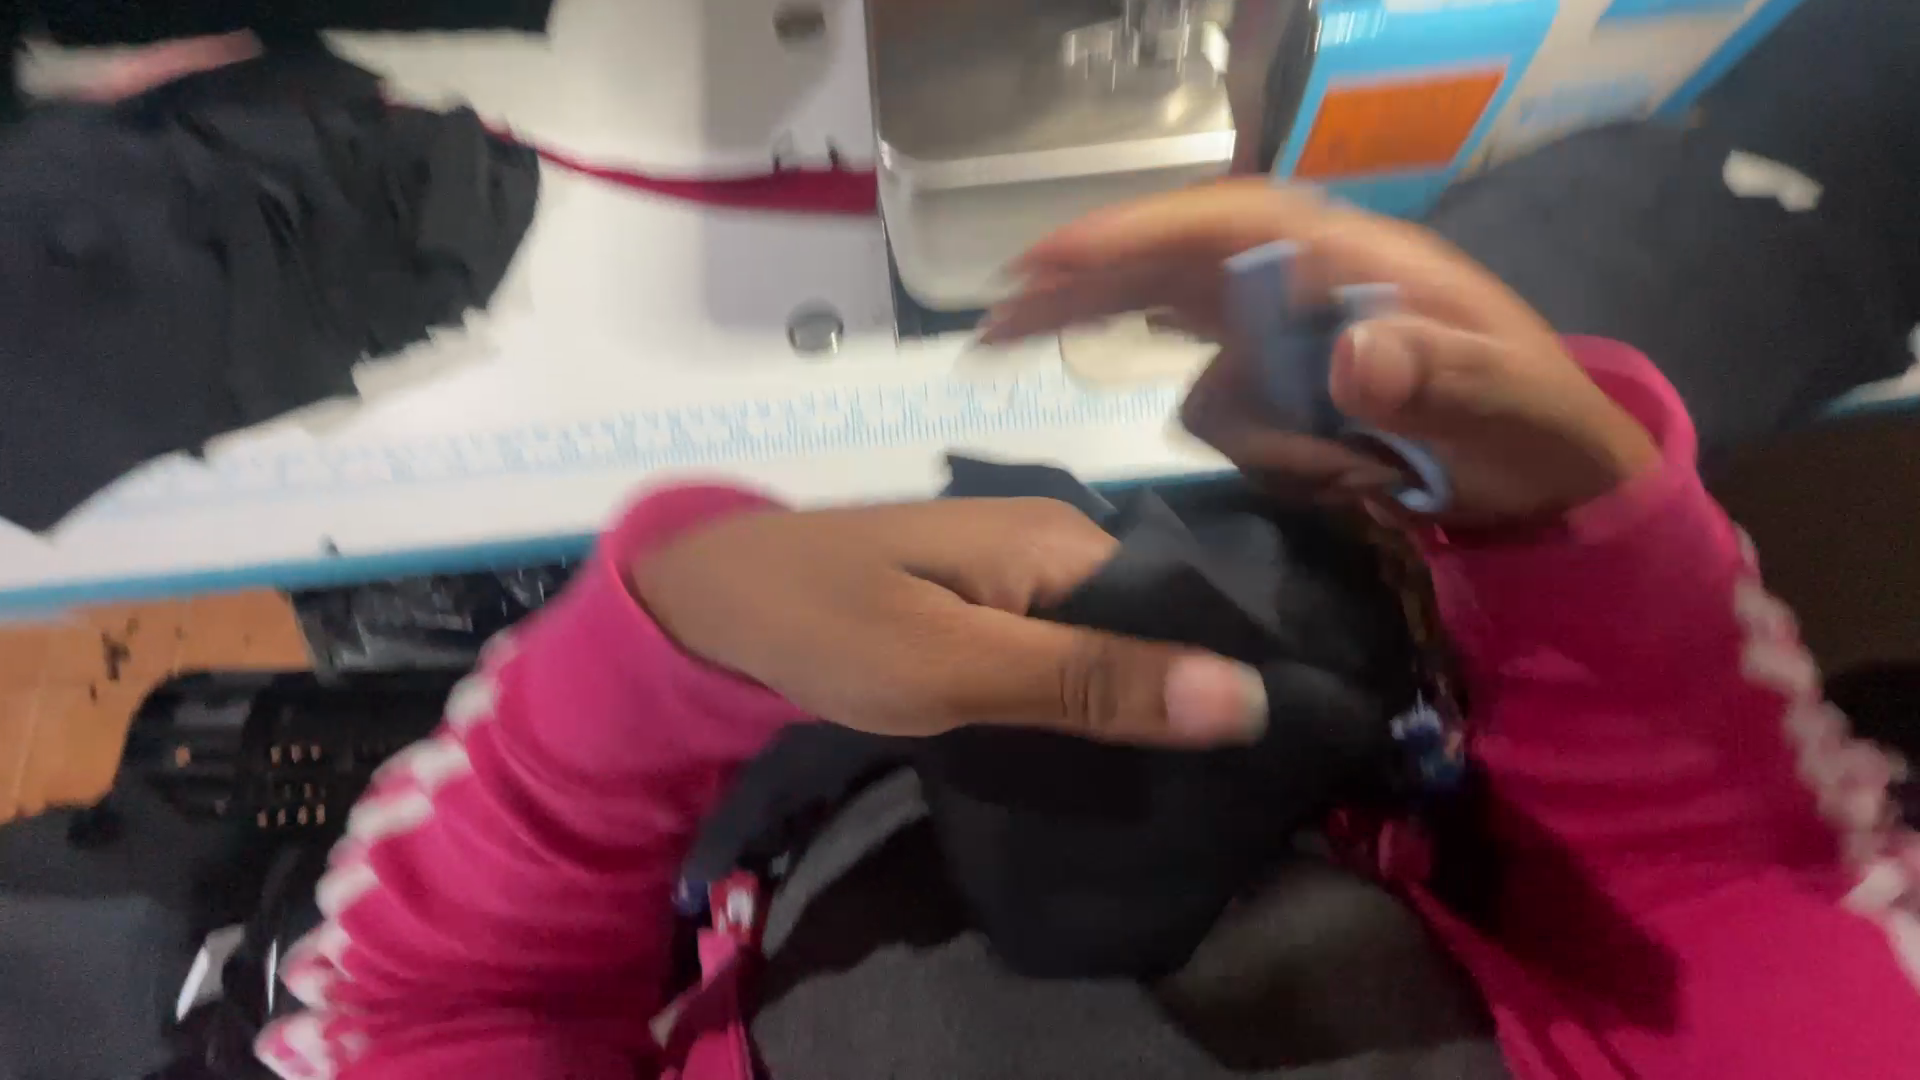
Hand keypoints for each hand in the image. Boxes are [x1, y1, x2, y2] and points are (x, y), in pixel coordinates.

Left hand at [630, 498, 1268, 745]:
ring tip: (1162, 786)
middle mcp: (1050, 543)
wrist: (713, 603)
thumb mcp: (957, 666)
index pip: (1185, 607)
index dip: (1217, 681)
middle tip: (1209, 798)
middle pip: (1146, 624)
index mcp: (1061, 541)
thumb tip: (1247, 695)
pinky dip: (1068, 695)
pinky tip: (1083, 746)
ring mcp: (1010, 570)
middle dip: (1171, 701)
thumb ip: (1090, 679)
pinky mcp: (976, 600)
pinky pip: (1051, 647)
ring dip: (1118, 703)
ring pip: (1098, 640)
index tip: (1258, 769)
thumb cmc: (828, 627)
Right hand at [982, 181, 1658, 525]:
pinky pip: (1206, 401)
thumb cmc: (1531, 429)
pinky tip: (1303, 463)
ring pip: (1174, 340)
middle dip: (1078, 289)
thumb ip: (1447, 380)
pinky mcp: (1266, 379)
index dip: (1130, 236)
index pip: (1222, 226)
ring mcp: (1273, 332)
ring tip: (1257, 442)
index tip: (1045, 261)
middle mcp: (1294, 283)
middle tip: (994, 322)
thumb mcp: (1512, 409)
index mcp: (1350, 261)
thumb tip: (1352, 358)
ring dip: (1183, 391)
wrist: (1534, 475)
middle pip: (1161, 268)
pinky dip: (1229, 435)